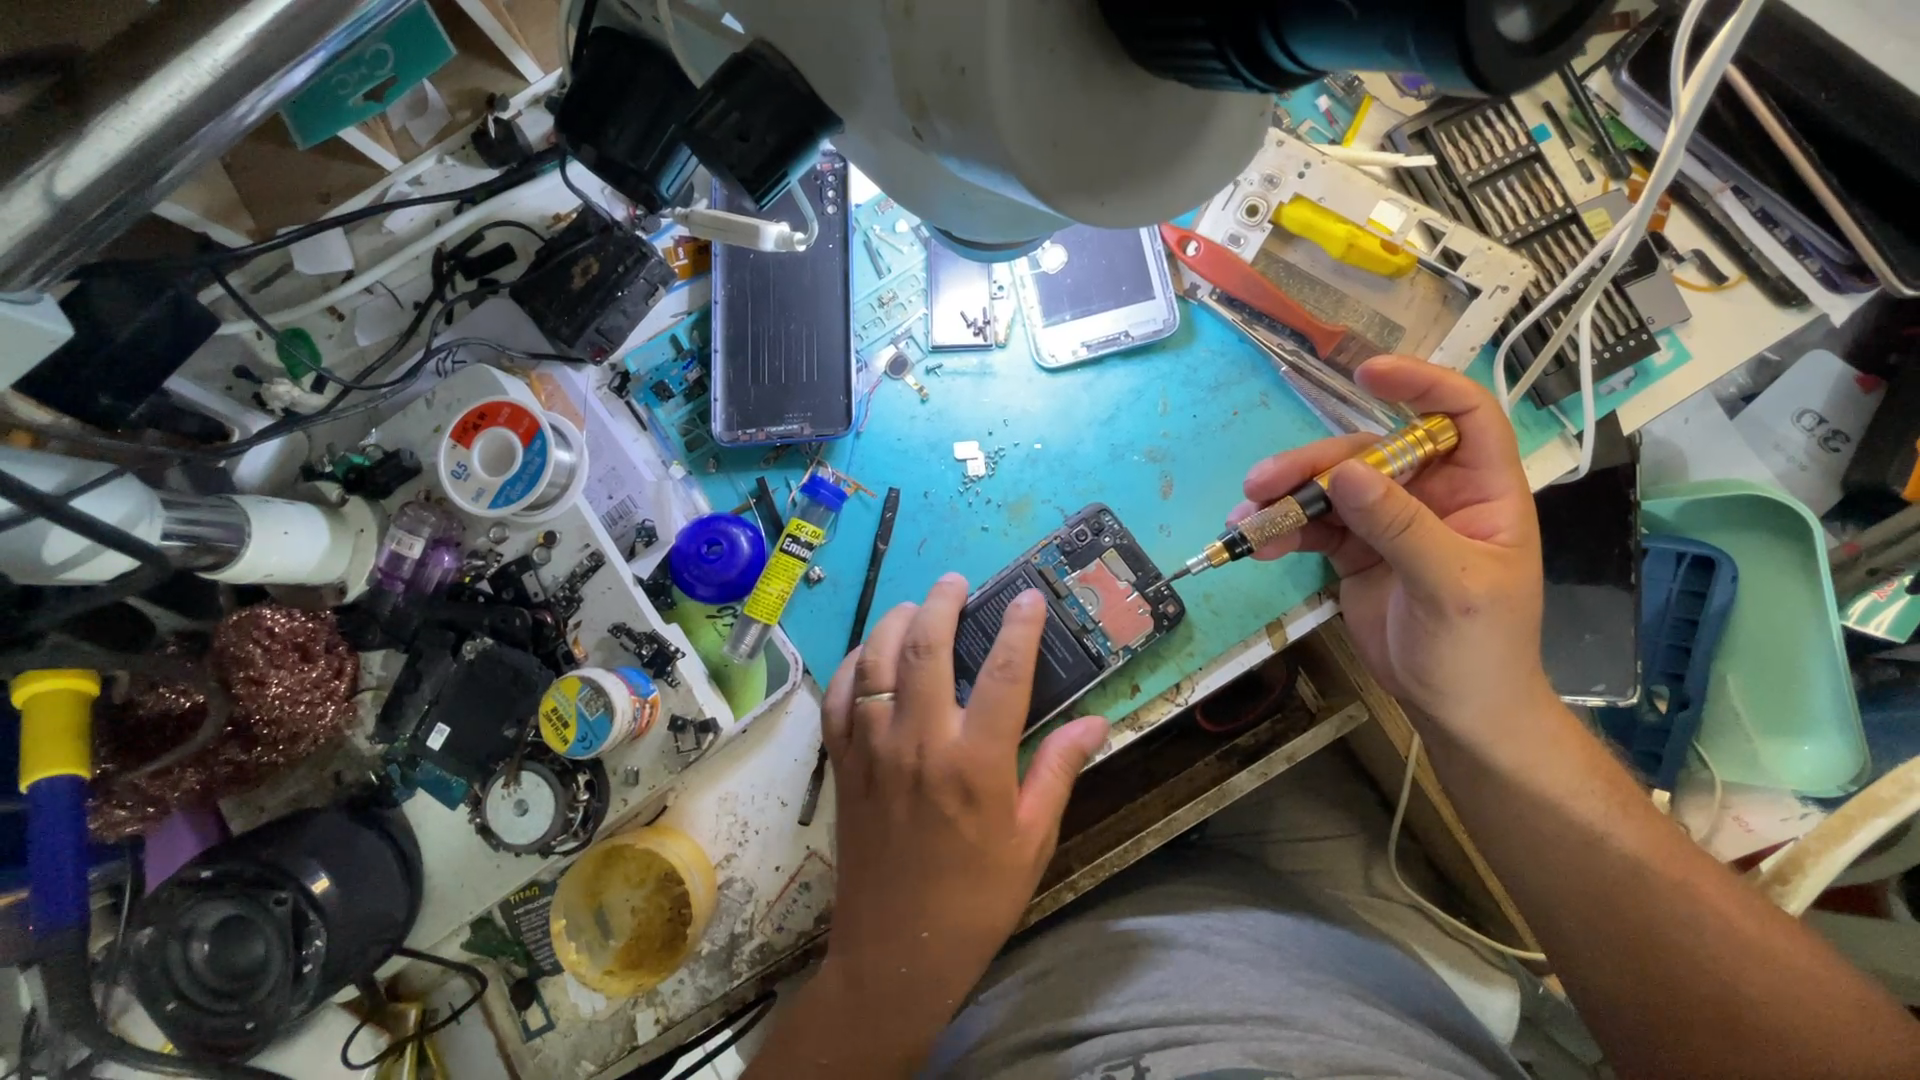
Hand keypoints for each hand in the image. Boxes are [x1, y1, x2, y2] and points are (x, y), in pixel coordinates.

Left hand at [820, 574, 1108, 1011]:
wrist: (898, 950)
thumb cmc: (977, 898)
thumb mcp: (1033, 840)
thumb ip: (1058, 771)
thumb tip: (1095, 723)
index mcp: (975, 763)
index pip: (1004, 673)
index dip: (1020, 627)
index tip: (1029, 597)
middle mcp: (919, 743)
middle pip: (923, 647)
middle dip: (941, 602)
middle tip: (957, 583)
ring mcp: (872, 749)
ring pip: (873, 660)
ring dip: (893, 621)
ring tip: (914, 606)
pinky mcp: (844, 764)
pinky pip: (839, 696)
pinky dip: (852, 664)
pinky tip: (868, 654)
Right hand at [1233, 356, 1552, 739]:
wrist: (1456, 710)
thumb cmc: (1481, 649)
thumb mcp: (1450, 586)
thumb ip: (1400, 526)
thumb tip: (1345, 471)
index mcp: (1480, 492)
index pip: (1461, 415)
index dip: (1422, 385)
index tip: (1367, 374)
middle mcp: (1434, 496)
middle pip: (1371, 453)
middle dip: (1314, 463)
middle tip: (1262, 482)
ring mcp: (1389, 524)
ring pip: (1332, 489)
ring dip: (1286, 498)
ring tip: (1245, 517)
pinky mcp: (1355, 552)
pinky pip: (1313, 528)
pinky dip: (1282, 533)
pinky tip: (1256, 545)